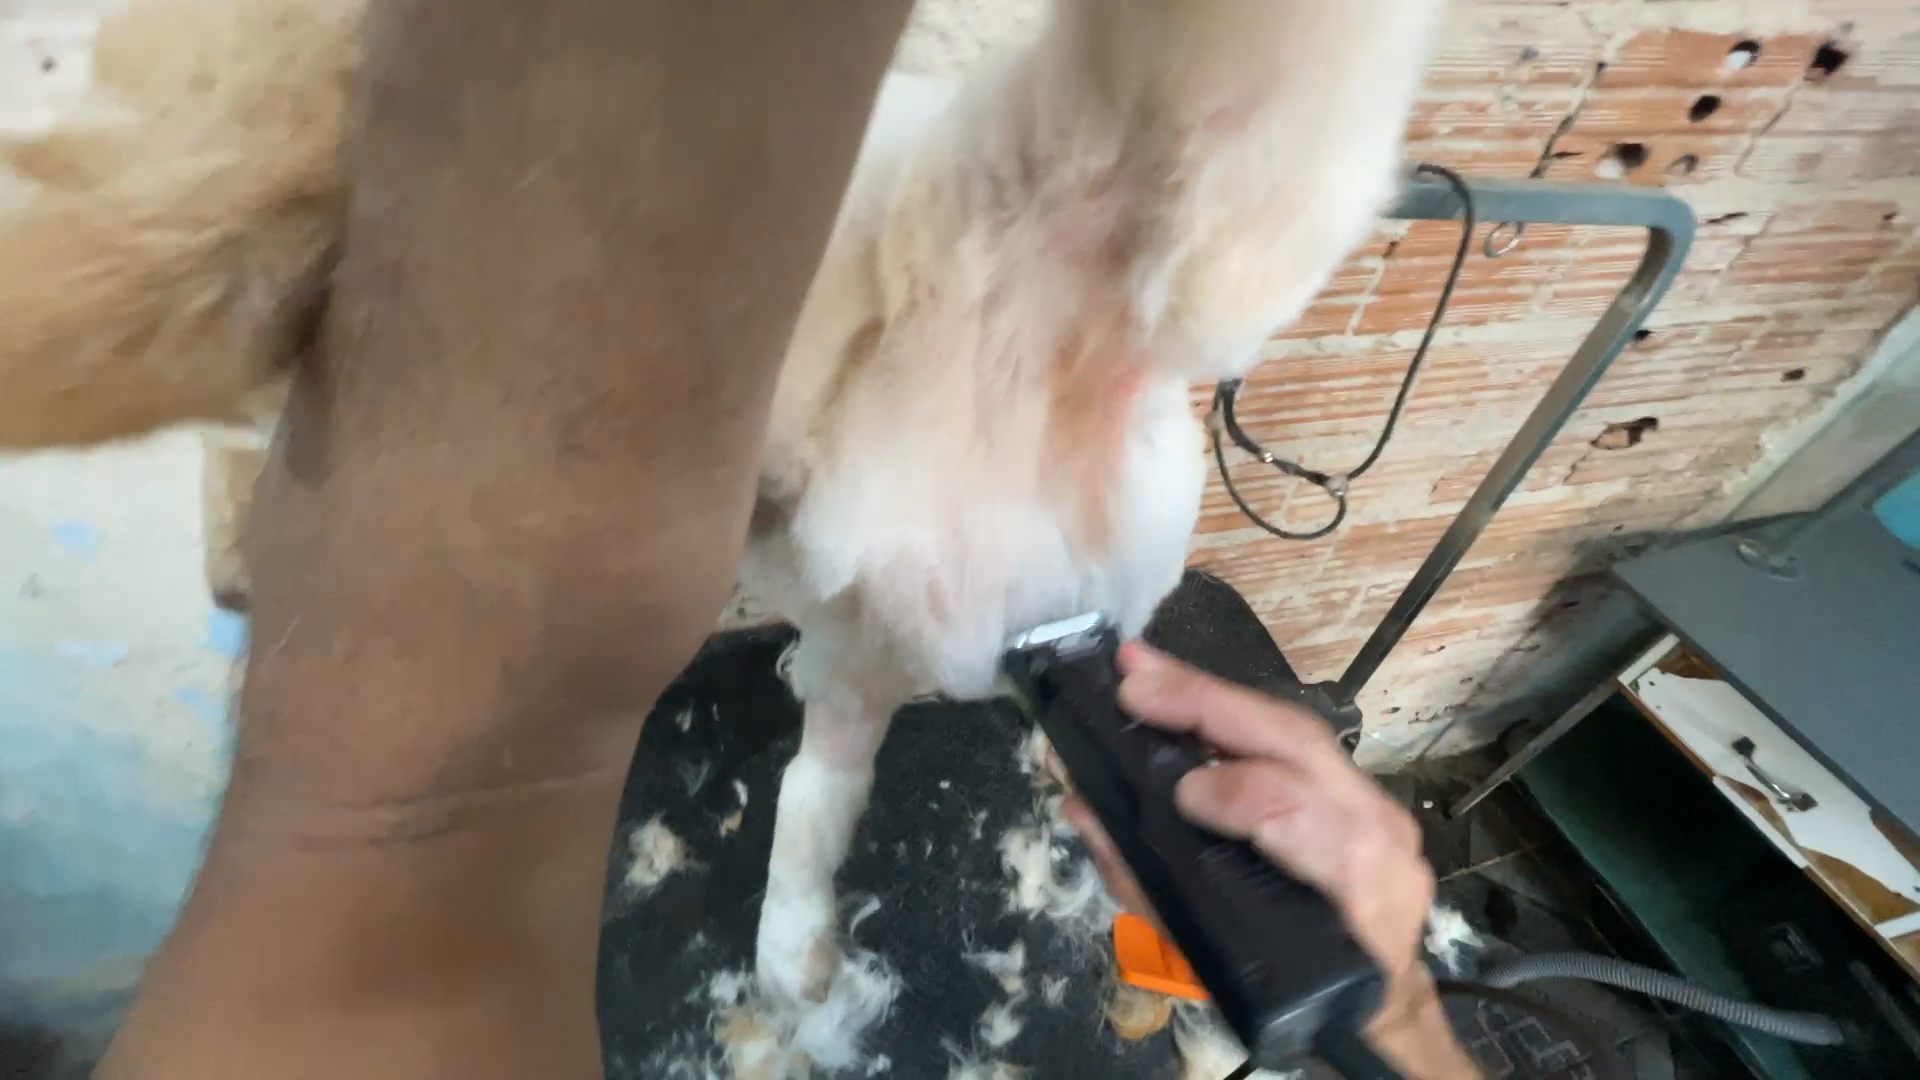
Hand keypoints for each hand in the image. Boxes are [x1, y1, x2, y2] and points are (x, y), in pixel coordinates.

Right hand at [1063, 641, 1476, 1078]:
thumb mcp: (1214, 952)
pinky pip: (1282, 728)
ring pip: (1291, 724)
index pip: (1312, 824)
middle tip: (1132, 682)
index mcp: (1359, 890)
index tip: (1181, 792)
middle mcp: (1376, 828)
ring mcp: (1369, 795)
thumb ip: (1147, 878)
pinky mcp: (1350, 776)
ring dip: (1207, 691)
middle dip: (1210, 706)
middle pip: (1300, 744)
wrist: (1371, 986)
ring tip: (1140, 666)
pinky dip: (1224, 705)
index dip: (1247, 797)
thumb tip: (1085, 806)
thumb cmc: (1285, 979)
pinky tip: (1178, 683)